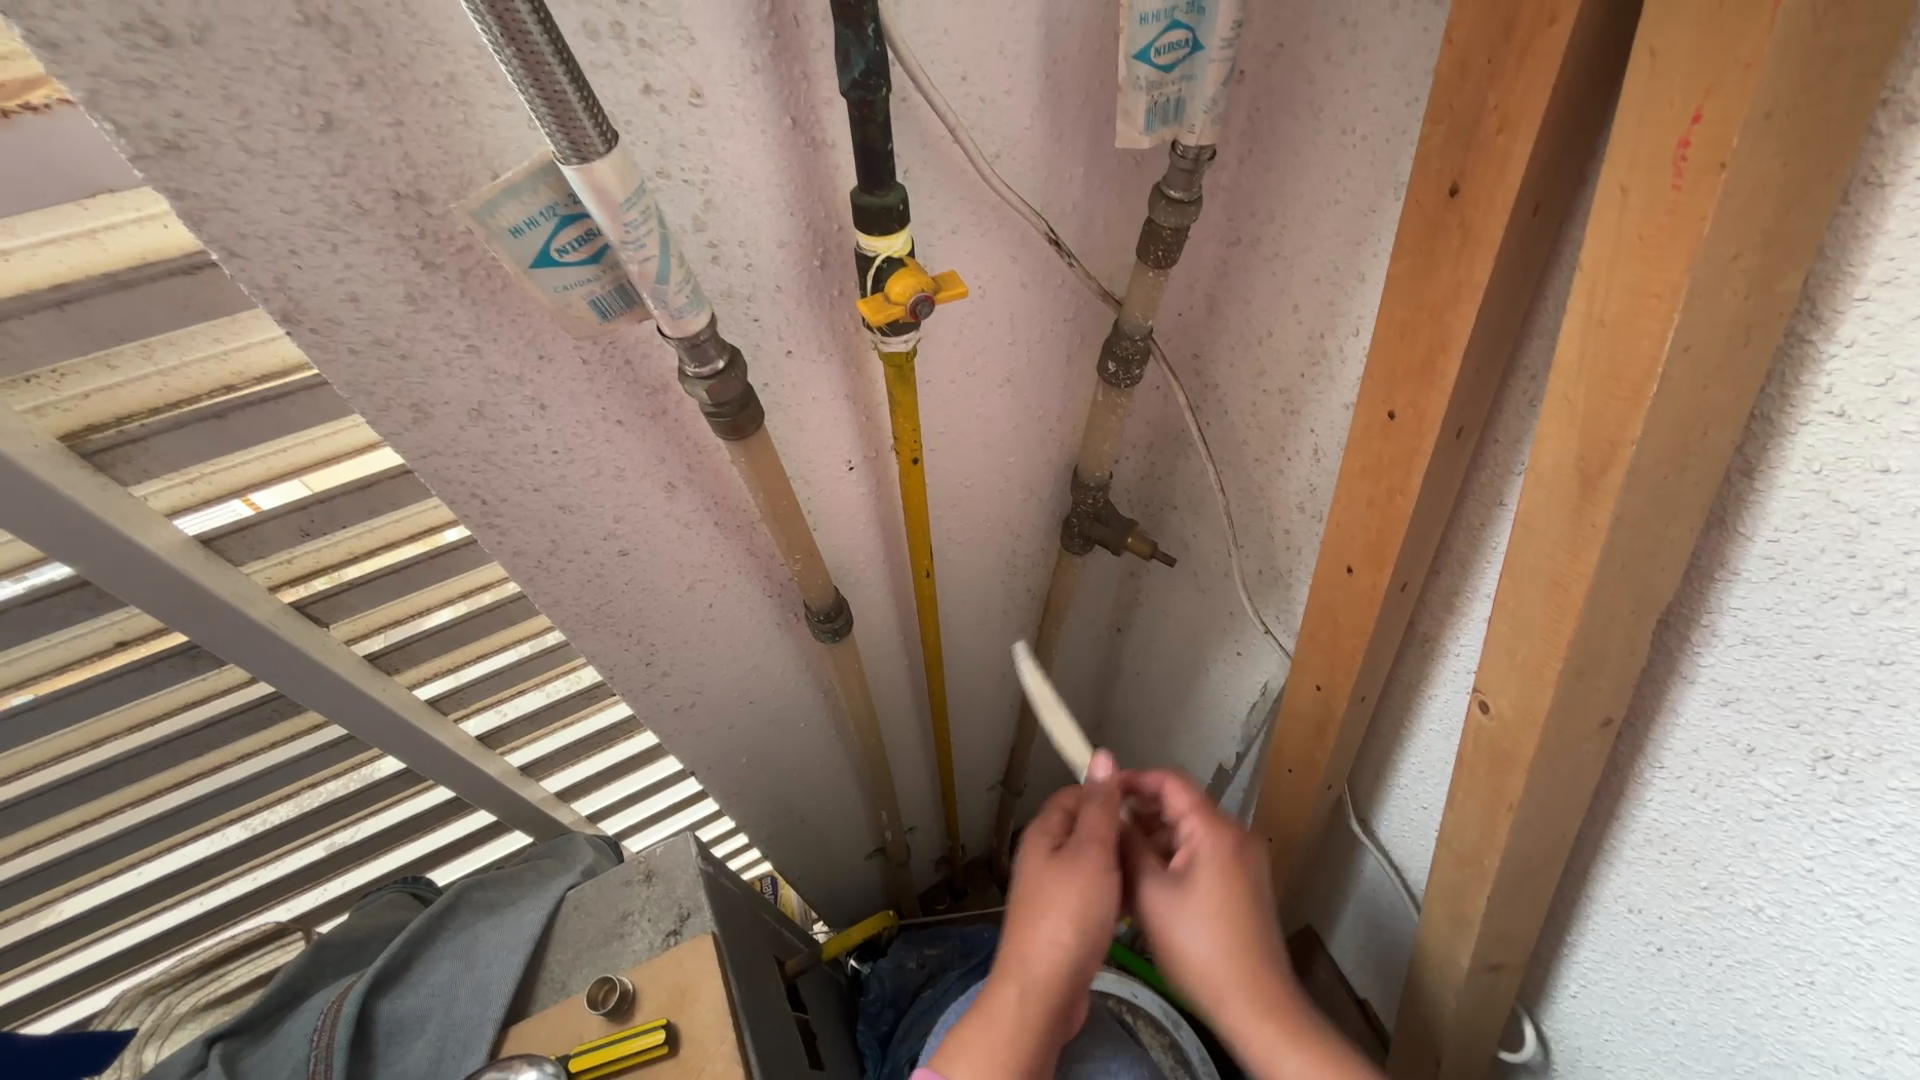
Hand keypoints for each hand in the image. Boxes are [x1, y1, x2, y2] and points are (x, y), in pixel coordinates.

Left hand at [992, 748, 1124, 1033]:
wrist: (1044, 991)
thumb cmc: (1069, 915)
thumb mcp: (1091, 852)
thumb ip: (1100, 805)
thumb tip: (1101, 755)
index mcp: (1044, 832)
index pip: (1076, 794)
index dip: (1108, 793)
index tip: (1144, 804)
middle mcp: (1042, 856)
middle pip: (1084, 828)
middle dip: (1117, 831)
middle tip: (1155, 840)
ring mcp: (1050, 890)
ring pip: (1091, 863)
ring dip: (1118, 864)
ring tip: (1151, 870)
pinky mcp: (1062, 921)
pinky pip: (1092, 894)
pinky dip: (1112, 894)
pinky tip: (1134, 905)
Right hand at [1119, 768, 1294, 1036]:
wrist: (1257, 1005)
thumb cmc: (1198, 946)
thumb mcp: (1150, 892)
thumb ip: (1127, 845)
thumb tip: (1109, 816)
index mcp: (1214, 829)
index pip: (1169, 780)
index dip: (1132, 779)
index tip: (1100, 791)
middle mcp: (1235, 834)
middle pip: (1181, 804)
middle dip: (1140, 811)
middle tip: (1103, 827)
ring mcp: (1244, 858)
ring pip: (1190, 830)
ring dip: (1154, 835)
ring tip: (1117, 854)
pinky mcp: (1244, 881)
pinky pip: (1202, 851)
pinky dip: (1173, 855)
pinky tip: (1146, 877)